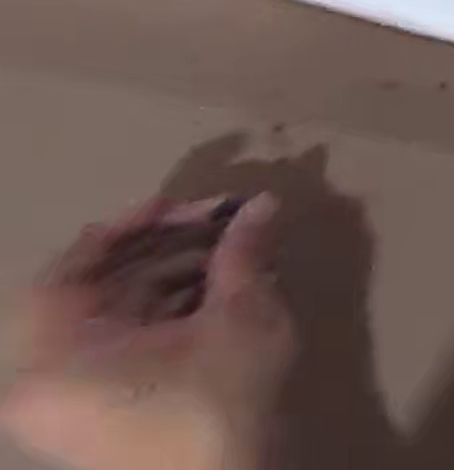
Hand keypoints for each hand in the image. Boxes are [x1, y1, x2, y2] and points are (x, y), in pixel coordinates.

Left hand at [1, 195, 293, 469]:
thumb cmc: (219, 392)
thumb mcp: (242, 313)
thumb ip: (243, 253)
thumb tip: (261, 202)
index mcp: (53, 356)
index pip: (63, 275)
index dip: (120, 229)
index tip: (181, 202)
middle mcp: (39, 376)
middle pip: (89, 290)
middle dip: (162, 247)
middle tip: (224, 220)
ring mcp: (64, 397)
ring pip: (111, 314)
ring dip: (173, 273)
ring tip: (236, 252)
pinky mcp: (95, 405)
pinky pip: (120, 340)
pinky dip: (168, 306)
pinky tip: (223, 290)